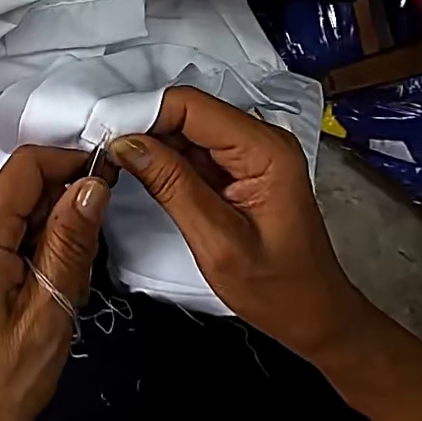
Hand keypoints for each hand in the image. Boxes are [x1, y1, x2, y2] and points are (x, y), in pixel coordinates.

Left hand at [0, 147, 109, 420]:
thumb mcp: (47, 311)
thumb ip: (71, 241)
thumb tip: (93, 187)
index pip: (31, 163)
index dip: (74, 160)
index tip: (109, 176)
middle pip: (30, 182)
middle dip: (71, 200)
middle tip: (95, 240)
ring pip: (29, 208)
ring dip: (62, 228)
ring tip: (72, 275)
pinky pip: (20, 233)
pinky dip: (48, 247)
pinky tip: (56, 284)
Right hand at [108, 86, 376, 361]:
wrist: (316, 314)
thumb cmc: (276, 288)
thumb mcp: (218, 242)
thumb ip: (171, 185)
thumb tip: (126, 144)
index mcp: (264, 148)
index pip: (193, 106)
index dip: (146, 114)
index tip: (108, 137)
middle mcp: (261, 138)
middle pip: (191, 113)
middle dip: (147, 129)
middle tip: (106, 154)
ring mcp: (253, 152)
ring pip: (190, 130)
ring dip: (155, 146)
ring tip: (118, 166)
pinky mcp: (244, 168)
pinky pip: (199, 151)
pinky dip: (170, 161)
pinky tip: (146, 176)